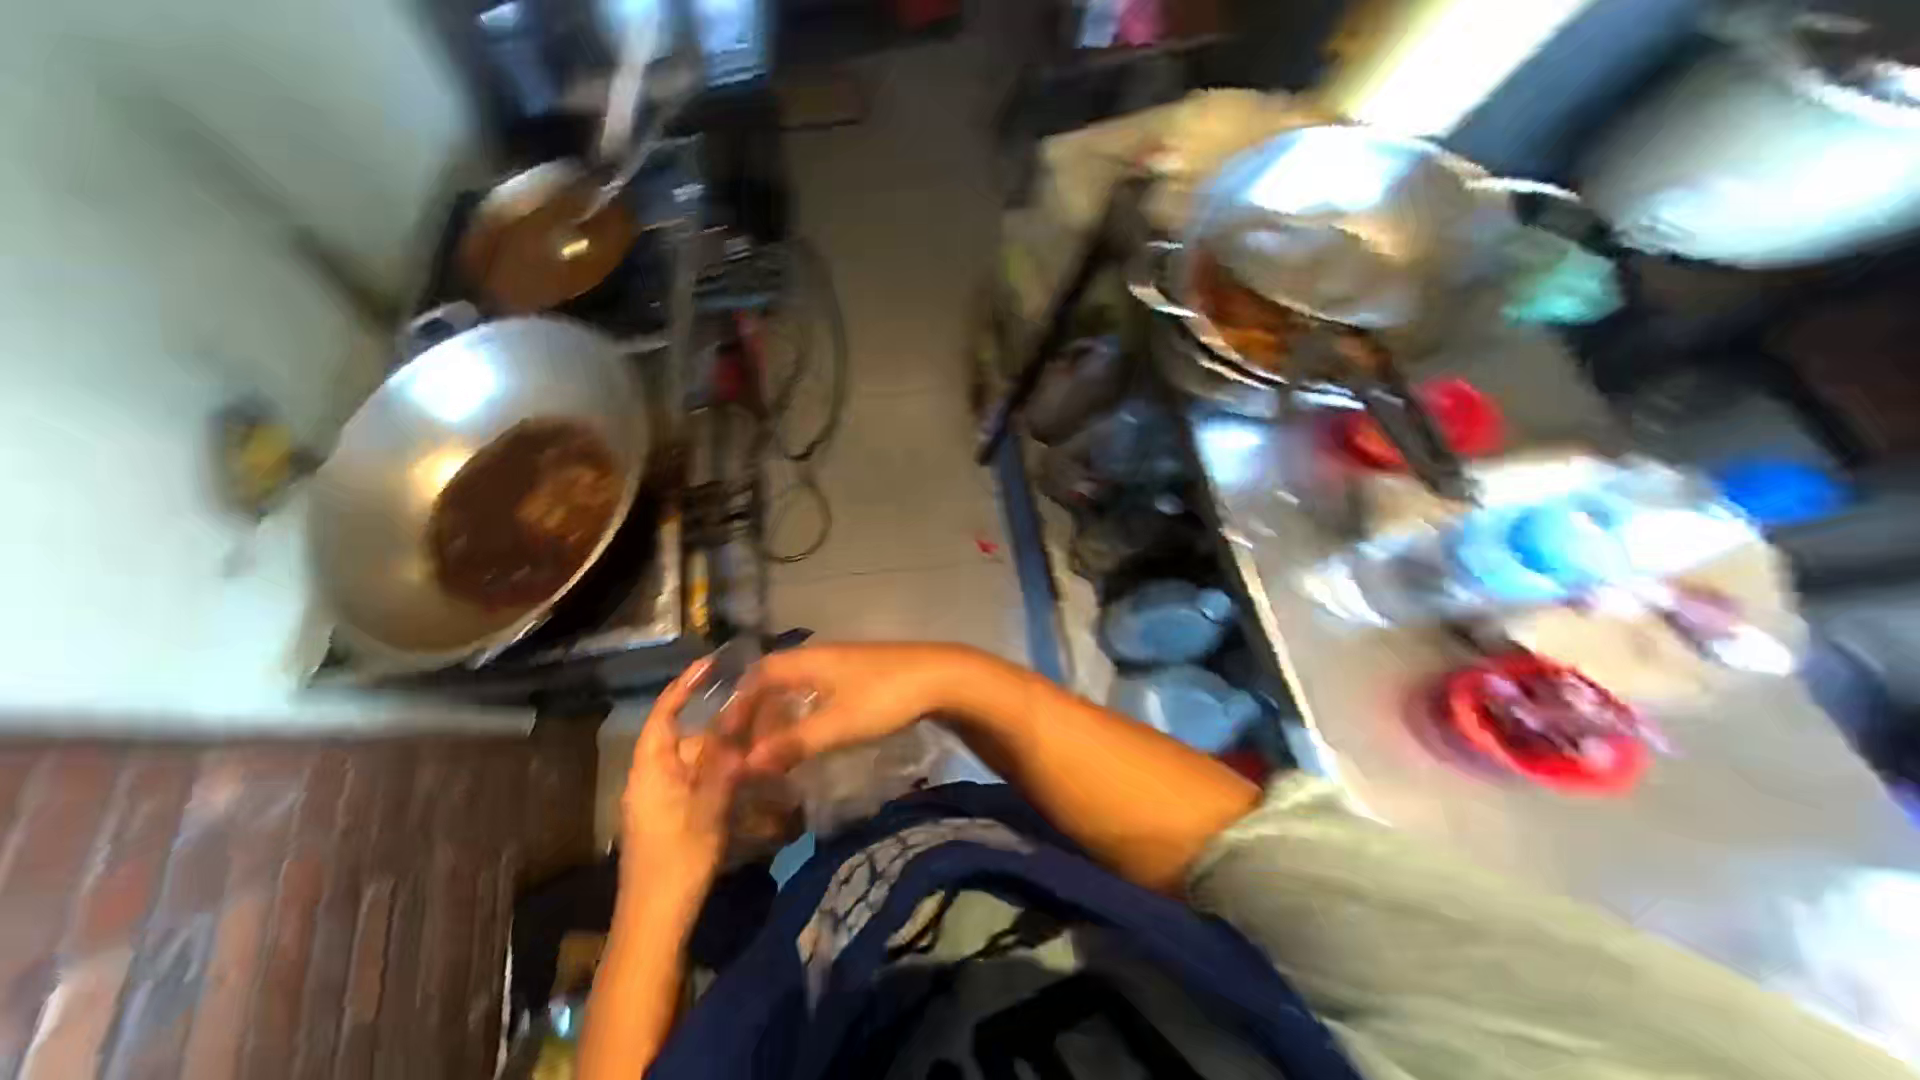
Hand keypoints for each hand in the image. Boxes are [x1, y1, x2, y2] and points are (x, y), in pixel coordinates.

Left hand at [622, 657, 744, 897]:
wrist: (655, 919)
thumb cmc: (678, 860)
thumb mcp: (708, 810)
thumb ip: (723, 767)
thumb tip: (737, 730)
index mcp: (650, 771)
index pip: (663, 716)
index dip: (683, 687)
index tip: (708, 665)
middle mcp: (650, 779)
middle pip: (685, 739)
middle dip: (716, 727)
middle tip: (753, 716)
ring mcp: (659, 800)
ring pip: (693, 763)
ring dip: (721, 754)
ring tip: (755, 746)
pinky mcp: (670, 818)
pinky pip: (695, 783)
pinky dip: (717, 775)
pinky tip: (744, 781)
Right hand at [734, 643, 993, 773]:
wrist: (944, 677)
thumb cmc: (886, 697)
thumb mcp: (838, 724)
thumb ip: (794, 743)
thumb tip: (747, 763)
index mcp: (809, 661)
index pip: (760, 675)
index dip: (739, 703)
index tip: (727, 735)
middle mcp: (822, 656)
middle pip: (777, 676)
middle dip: (758, 708)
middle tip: (748, 743)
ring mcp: (845, 663)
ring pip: (800, 683)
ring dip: (783, 710)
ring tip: (775, 742)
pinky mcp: (864, 674)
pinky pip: (821, 688)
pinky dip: (807, 709)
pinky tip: (814, 730)